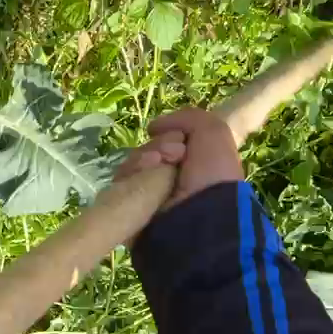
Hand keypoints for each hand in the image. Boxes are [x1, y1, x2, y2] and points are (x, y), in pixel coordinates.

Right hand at [111, 107, 244, 210]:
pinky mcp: (130, 210)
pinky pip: (120, 183)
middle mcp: (166, 181)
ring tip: (157, 170)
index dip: (169, 136)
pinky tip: (144, 182)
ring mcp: (146, 196)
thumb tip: (152, 128)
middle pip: (145, 152)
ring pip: (131, 166)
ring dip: (143, 161)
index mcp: (186, 166)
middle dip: (157, 148)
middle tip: (173, 158)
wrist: (199, 215)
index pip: (163, 141)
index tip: (181, 142)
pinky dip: (131, 177)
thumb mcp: (212, 131)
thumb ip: (186, 118)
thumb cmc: (211, 174)